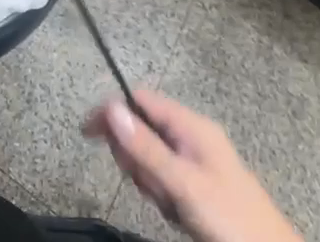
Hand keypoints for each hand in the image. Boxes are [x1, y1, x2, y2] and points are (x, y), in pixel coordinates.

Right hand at [85, 91, 301, 241]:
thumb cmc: (231, 220)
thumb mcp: (183, 184)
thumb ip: (146, 147)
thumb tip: (109, 107)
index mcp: (192, 127)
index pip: (140, 99)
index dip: (112, 111)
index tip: (88, 134)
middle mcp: (192, 137)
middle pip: (141, 128)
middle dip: (134, 157)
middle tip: (148, 185)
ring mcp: (196, 161)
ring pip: (150, 157)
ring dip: (149, 180)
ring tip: (169, 204)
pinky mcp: (197, 185)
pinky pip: (163, 178)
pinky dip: (162, 194)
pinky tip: (176, 213)